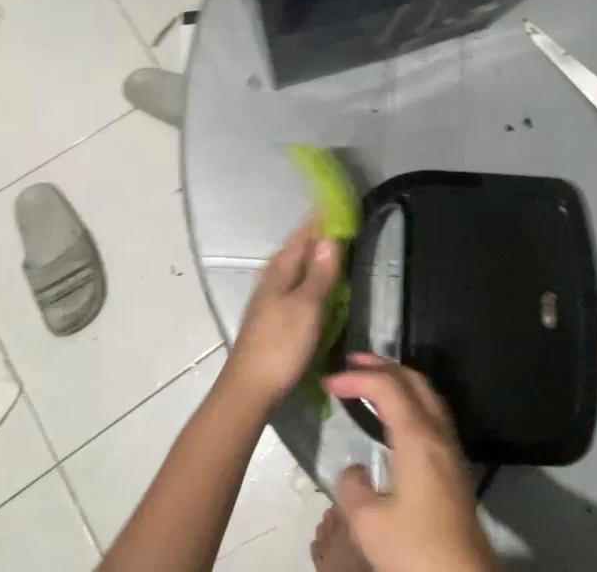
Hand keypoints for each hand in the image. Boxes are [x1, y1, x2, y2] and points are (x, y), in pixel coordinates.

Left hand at [227, 223, 340, 406]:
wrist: (250, 390)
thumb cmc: (281, 345)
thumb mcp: (307, 307)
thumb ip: (319, 272)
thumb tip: (330, 237)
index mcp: (279, 270)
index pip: (303, 234)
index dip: (321, 220)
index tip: (342, 206)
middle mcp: (271, 278)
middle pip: (297, 248)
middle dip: (319, 236)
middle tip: (346, 226)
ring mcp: (269, 298)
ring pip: (295, 267)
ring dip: (314, 257)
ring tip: (337, 251)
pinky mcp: (272, 317)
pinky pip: (295, 285)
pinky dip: (310, 278)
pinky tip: (320, 287)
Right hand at [327, 356, 496, 571]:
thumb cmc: (414, 549)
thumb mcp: (368, 522)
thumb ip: (353, 486)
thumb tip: (355, 470)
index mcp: (417, 437)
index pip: (386, 387)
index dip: (356, 378)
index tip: (328, 382)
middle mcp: (438, 432)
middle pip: (413, 379)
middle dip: (381, 366)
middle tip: (351, 363)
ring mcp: (451, 446)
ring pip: (427, 393)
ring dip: (399, 379)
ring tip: (371, 380)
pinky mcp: (454, 464)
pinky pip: (432, 412)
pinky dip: (410, 398)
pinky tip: (395, 416)